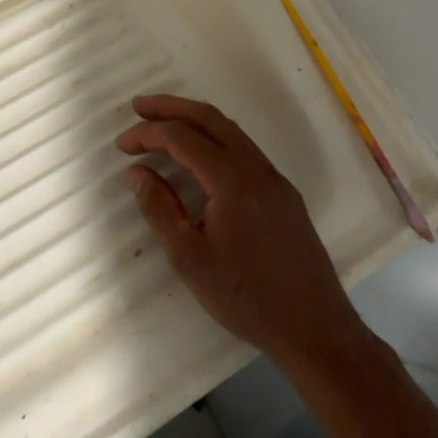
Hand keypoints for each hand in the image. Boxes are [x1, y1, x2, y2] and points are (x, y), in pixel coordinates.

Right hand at [117, 94, 369, 369]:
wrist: (316, 330)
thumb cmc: (246, 298)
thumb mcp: (190, 259)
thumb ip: (159, 209)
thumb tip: (136, 173)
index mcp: (232, 180)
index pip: (182, 138)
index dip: (147, 135)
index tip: (120, 145)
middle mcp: (256, 169)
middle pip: (209, 119)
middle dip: (170, 107)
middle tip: (137, 106)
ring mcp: (275, 180)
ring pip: (230, 131)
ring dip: (194, 120)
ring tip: (162, 123)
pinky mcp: (284, 195)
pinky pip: (244, 149)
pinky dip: (214, 138)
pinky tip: (200, 153)